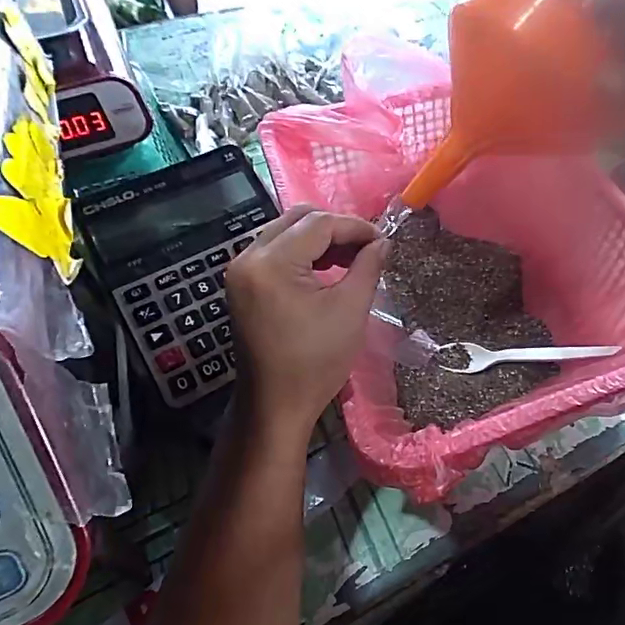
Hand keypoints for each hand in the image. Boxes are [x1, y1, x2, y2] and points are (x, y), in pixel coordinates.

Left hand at [223, 205, 388, 434]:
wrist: (274, 405)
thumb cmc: (315, 362)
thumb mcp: (350, 310)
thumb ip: (368, 267)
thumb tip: (382, 242)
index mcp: (272, 264)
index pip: (319, 224)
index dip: (356, 227)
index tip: (384, 241)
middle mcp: (248, 258)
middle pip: (298, 219)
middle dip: (337, 228)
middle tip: (368, 248)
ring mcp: (241, 271)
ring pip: (286, 232)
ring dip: (320, 239)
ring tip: (353, 258)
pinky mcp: (242, 285)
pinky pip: (276, 252)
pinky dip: (303, 253)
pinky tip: (328, 269)